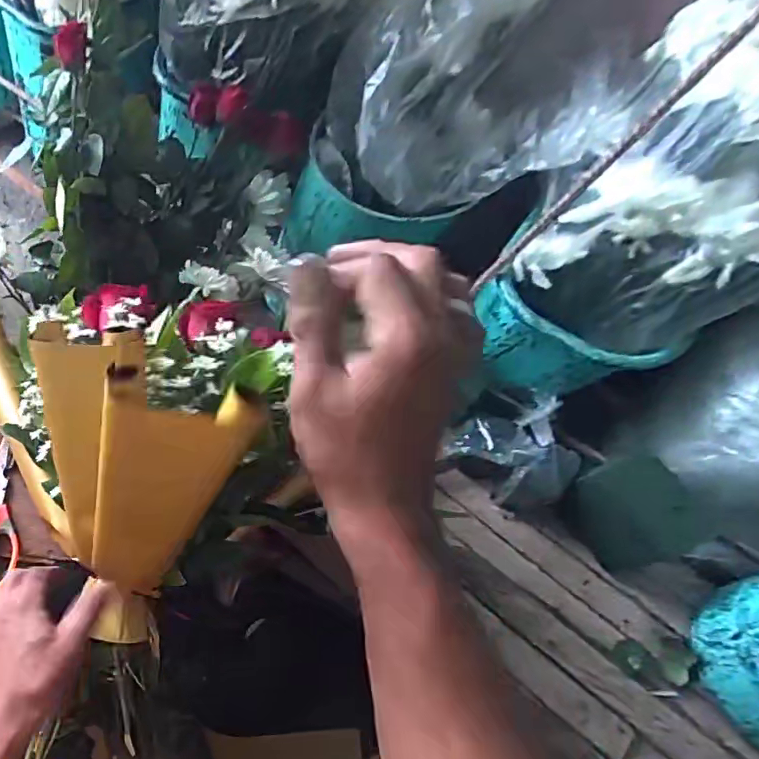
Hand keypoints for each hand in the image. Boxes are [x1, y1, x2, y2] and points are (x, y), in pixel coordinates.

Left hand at [0, 569, 111, 758]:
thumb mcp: (71, 644)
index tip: (72, 579)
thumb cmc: (41, 680)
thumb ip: (88, 610)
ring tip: (37, 600)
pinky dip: (3, 606)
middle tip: (55, 586)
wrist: (4, 715)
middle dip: (36, 576)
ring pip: (0, 590)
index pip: (40, 573)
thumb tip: (105, 584)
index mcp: (23, 600)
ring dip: (18, 588)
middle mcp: (0, 604)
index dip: (57, 572)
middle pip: (16, 576)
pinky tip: (14, 620)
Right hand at [287, 242, 481, 541]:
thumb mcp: (312, 386)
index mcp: (408, 333)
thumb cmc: (340, 450)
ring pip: (444, 281)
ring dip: (402, 272)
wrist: (383, 501)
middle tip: (327, 271)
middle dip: (371, 257)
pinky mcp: (457, 366)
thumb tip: (304, 267)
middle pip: (419, 262)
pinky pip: (457, 310)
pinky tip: (400, 313)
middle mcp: (444, 330)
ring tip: (360, 285)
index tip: (301, 288)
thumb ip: (314, 322)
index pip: (376, 270)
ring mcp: (458, 348)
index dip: (335, 270)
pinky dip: (428, 297)